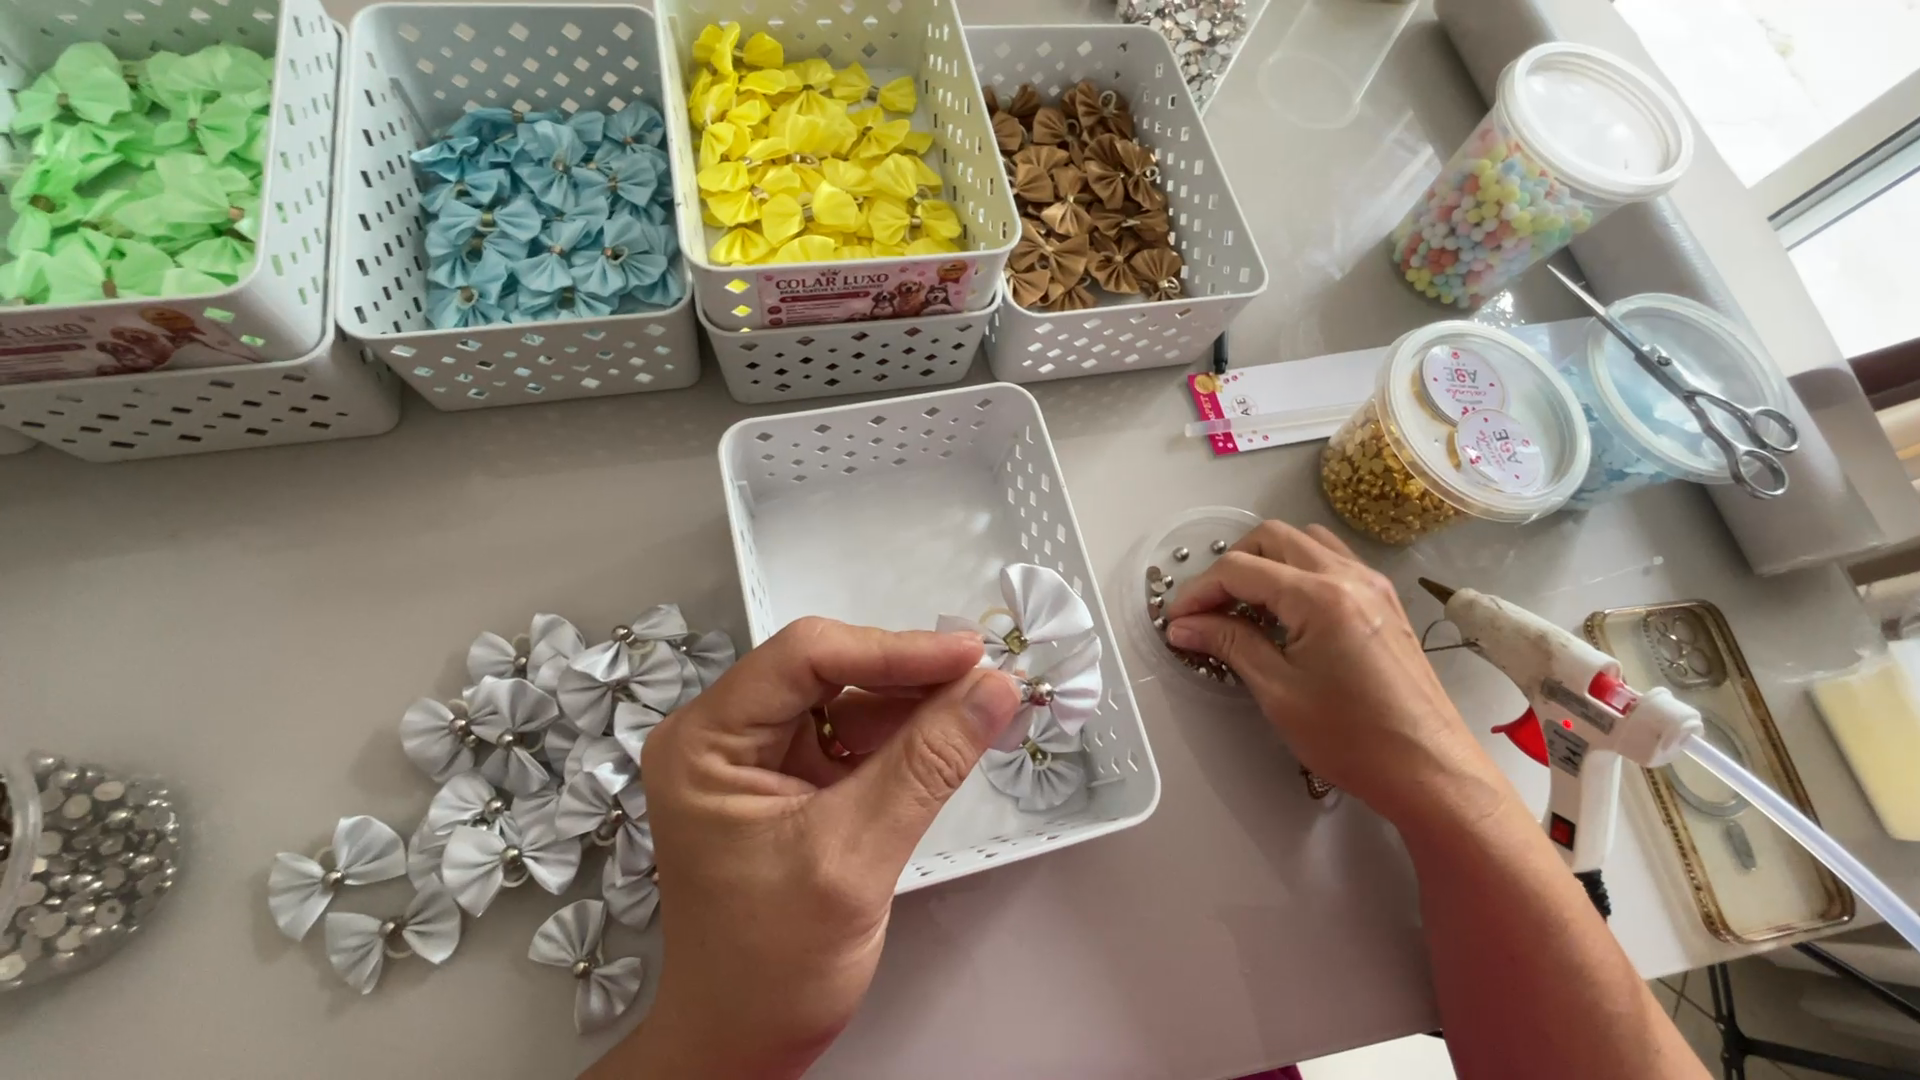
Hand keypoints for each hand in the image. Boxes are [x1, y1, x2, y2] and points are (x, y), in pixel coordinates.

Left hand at [594, 618, 1023, 1079]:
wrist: (747, 1042)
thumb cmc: (774, 965)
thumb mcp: (853, 858)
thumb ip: (927, 766)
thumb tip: (995, 689)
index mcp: (707, 740)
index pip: (804, 658)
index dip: (891, 649)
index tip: (970, 655)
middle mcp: (728, 732)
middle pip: (829, 671)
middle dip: (910, 674)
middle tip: (987, 678)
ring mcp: (763, 754)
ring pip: (852, 699)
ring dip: (919, 700)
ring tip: (987, 700)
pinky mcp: (798, 777)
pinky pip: (861, 737)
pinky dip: (911, 733)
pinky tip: (956, 730)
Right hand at [1162, 521, 1496, 822]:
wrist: (1430, 771)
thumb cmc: (1351, 738)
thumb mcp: (1278, 691)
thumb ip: (1229, 644)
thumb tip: (1183, 626)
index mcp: (1320, 597)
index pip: (1240, 570)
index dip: (1198, 591)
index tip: (1176, 620)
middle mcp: (1348, 576)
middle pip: (1271, 538)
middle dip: (1229, 567)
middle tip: (1206, 609)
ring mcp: (1372, 584)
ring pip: (1304, 541)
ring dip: (1265, 561)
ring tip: (1243, 606)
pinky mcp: (1383, 601)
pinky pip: (1331, 560)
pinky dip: (1296, 569)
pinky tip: (1284, 610)